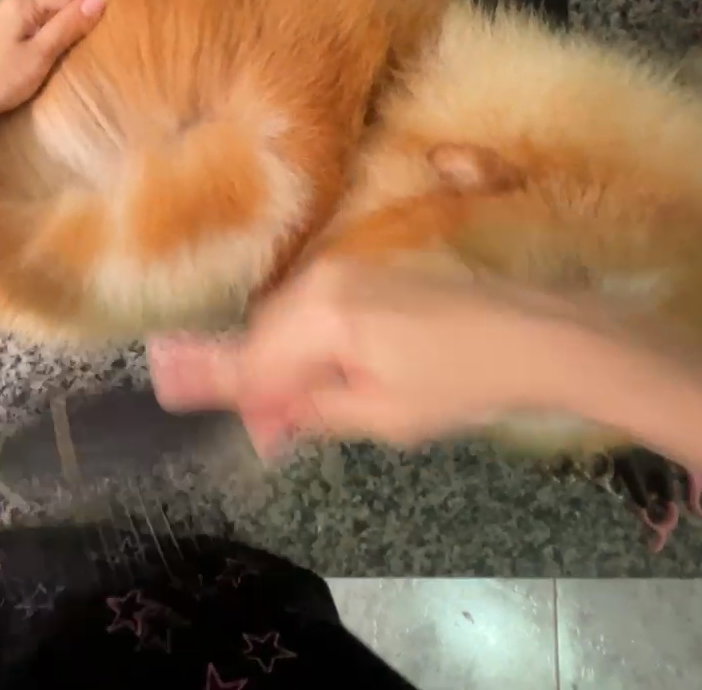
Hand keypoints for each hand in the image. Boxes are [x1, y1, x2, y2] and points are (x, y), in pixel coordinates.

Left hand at [0, 0, 106, 121]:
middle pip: (53, 2)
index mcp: (23, 1)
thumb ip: (69, 25)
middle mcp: (8, 1)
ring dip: (56, 29)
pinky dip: (38, 36)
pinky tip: (41, 55)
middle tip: (90, 45)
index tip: (105, 32)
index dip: (89, 10)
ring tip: (69, 51)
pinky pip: (24, 26)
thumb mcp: (40, 54)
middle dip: (73, 19)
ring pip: (39, 15)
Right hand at [147, 259, 605, 453]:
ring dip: (278, 365)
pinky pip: (308, 312)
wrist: (535, 334)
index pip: (252, 357)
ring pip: (283, 324)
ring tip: (292, 410)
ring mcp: (341, 272)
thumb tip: (263, 423)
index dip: (215, 382)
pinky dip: (302, 346)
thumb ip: (309, 410)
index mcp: (322, 315)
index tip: (166, 387)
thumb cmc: (461, 382)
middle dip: (255, 382)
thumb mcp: (382, 415)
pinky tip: (319, 375)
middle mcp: (320, 282)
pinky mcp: (360, 273)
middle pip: (261, 336)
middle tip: (264, 429)